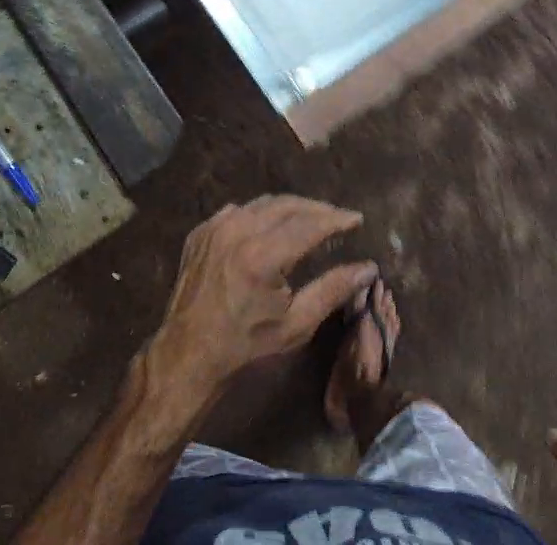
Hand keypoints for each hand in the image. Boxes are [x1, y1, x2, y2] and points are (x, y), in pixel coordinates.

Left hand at [147, 196, 376, 395]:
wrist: (188, 352)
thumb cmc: (246, 344)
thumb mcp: (296, 324)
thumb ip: (333, 290)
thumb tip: (368, 268)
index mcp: (261, 255)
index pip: (309, 224)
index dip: (336, 219)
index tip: (357, 219)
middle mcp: (237, 231)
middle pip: (286, 205)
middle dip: (316, 208)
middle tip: (339, 218)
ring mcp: (215, 228)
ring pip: (261, 204)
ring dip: (290, 208)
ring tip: (311, 219)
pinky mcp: (201, 232)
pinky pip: (238, 211)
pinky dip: (260, 214)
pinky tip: (272, 227)